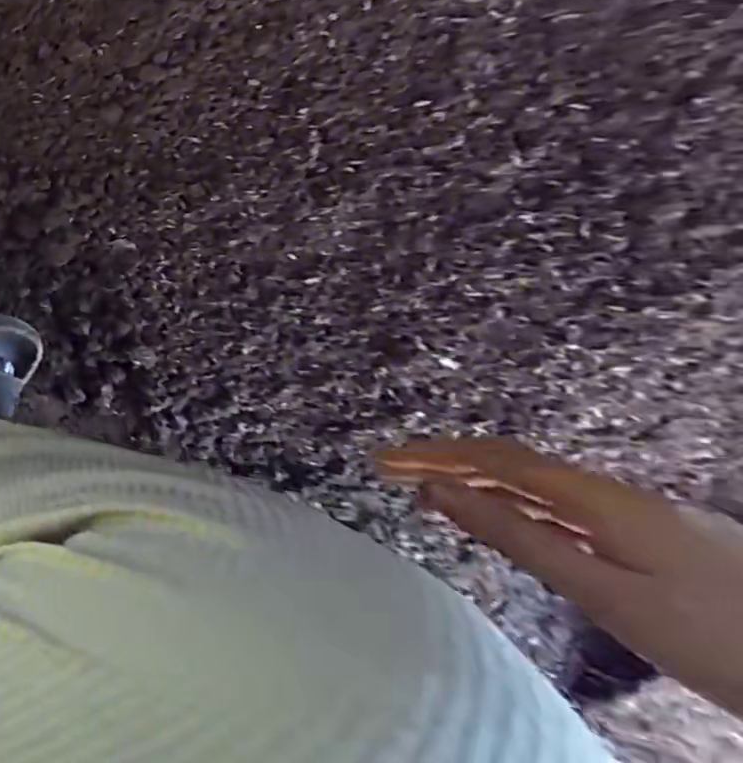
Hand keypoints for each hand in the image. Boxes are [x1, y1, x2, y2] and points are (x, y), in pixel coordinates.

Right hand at [378, 438, 742, 715]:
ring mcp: (646, 518)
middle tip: (392, 472)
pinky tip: (505, 518)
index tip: (381, 461)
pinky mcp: (661, 540)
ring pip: (542, 485)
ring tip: (432, 494)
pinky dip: (517, 503)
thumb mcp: (602, 591)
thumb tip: (437, 490)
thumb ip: (516, 536)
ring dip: (480, 482)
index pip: (497, 460)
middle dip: (448, 462)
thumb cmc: (710, 637)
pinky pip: (567, 506)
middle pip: (517, 464)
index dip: (433, 455)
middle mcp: (619, 496)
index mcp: (600, 500)